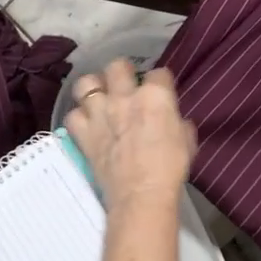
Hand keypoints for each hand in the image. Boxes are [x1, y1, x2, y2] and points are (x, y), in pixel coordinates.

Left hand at [65, 59, 195, 211]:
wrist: (142, 195)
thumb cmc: (171, 167)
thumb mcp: (187, 140)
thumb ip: (178, 122)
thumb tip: (173, 120)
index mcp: (155, 95)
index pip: (159, 73)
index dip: (161, 82)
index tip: (162, 92)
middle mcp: (124, 97)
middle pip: (117, 66)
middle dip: (123, 71)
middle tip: (126, 84)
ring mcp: (100, 114)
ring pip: (86, 83)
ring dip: (93, 88)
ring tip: (100, 97)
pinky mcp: (83, 134)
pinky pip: (73, 115)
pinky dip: (79, 118)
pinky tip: (88, 124)